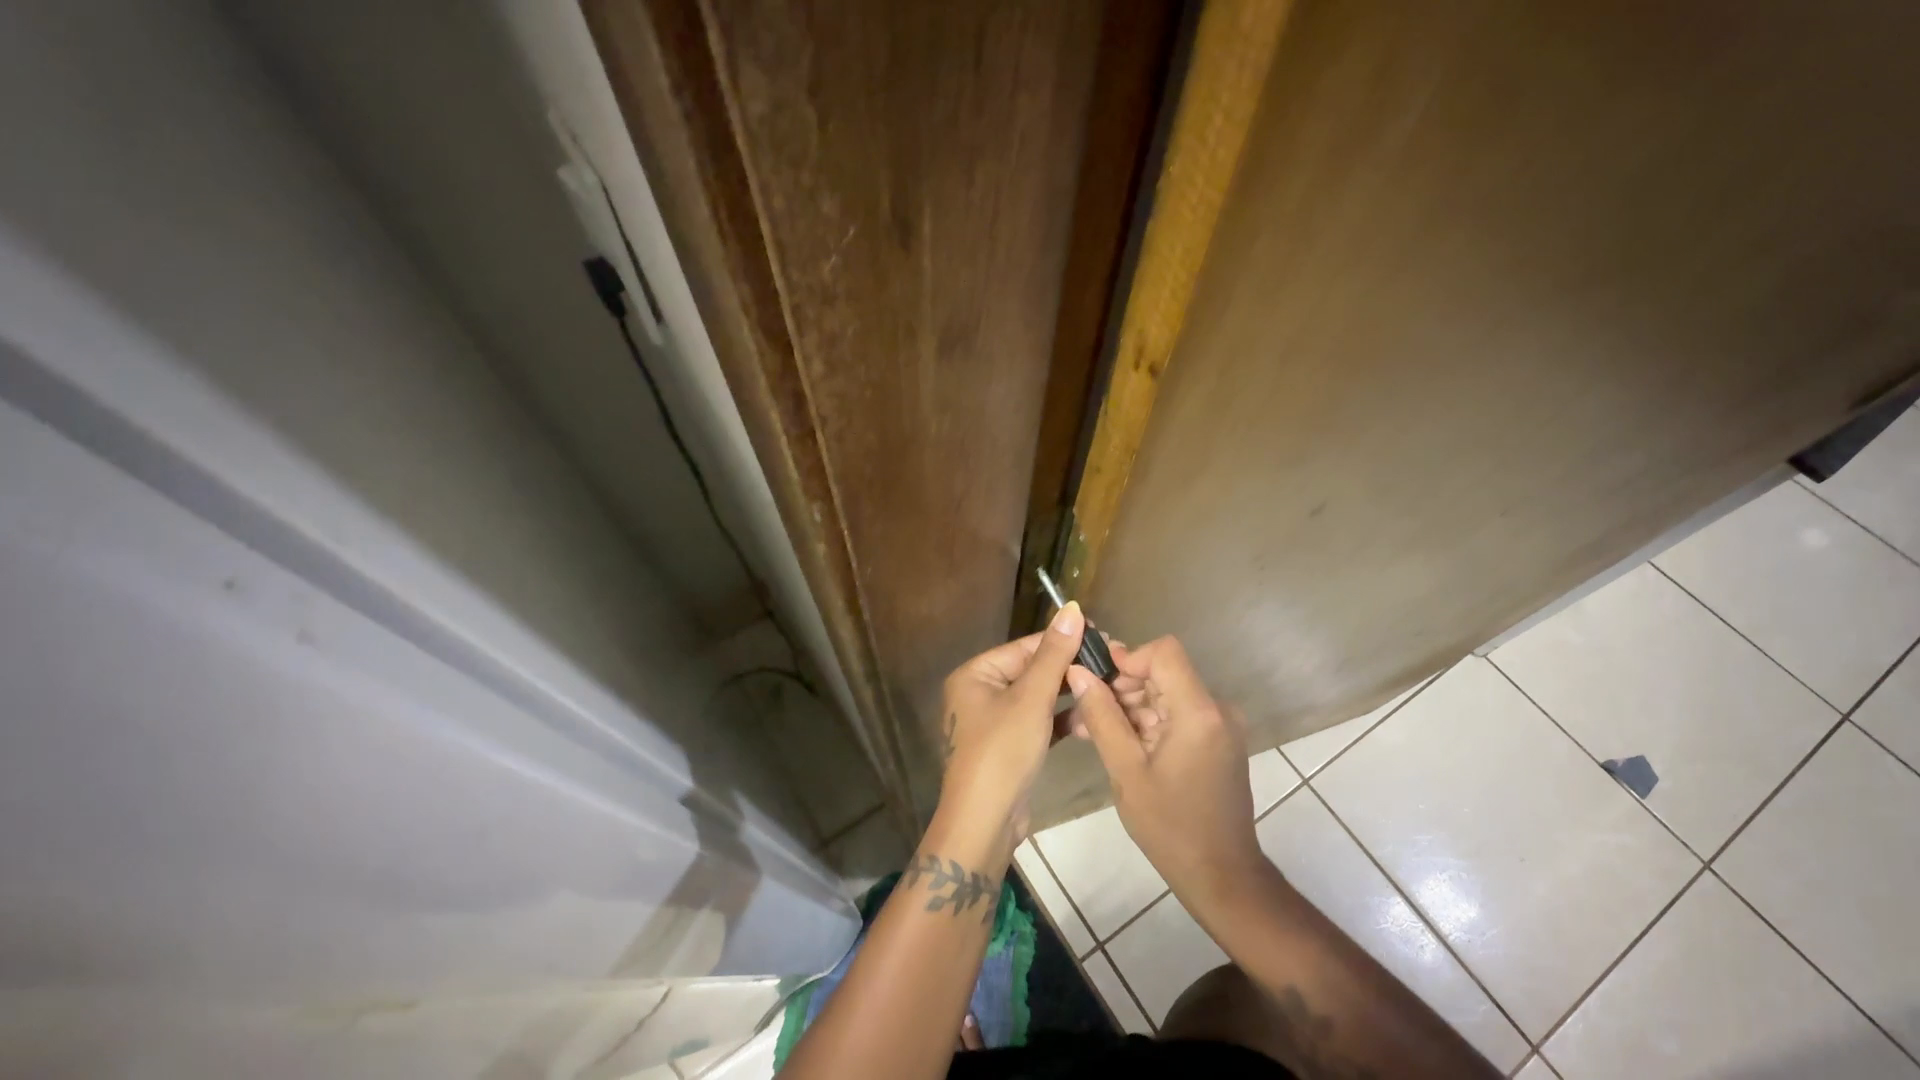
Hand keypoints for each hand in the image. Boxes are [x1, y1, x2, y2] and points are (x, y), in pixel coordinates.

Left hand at [936, 602, 1088, 845]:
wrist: (985, 821)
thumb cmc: (1003, 751)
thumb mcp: (1031, 699)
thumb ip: (1054, 654)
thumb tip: (1072, 608)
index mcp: (975, 674)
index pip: (1026, 646)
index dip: (1065, 641)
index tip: (1106, 639)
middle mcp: (980, 693)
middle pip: (1033, 671)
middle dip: (1071, 671)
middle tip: (1114, 667)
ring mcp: (994, 722)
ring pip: (1039, 699)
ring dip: (1070, 697)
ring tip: (1110, 691)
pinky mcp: (1010, 746)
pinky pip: (1039, 723)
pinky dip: (1062, 722)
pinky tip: (1092, 720)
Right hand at [1065, 637, 1273, 915]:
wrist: (1221, 874)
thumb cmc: (1170, 825)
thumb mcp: (1126, 770)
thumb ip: (1102, 717)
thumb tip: (1078, 673)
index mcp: (1199, 711)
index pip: (1164, 652)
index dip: (1127, 658)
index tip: (1096, 682)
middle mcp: (1217, 709)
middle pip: (1164, 673)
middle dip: (1122, 686)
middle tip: (1083, 712)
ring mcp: (1221, 726)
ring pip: (1167, 694)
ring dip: (1130, 707)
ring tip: (1092, 731)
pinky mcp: (1218, 742)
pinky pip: (1178, 716)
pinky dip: (1148, 723)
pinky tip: (1118, 744)